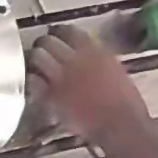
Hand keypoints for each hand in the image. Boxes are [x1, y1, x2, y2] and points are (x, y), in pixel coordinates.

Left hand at [26, 25, 153, 149]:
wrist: (120, 126)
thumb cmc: (125, 102)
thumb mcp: (115, 70)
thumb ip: (96, 58)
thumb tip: (81, 51)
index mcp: (95, 52)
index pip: (69, 31)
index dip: (59, 31)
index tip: (55, 33)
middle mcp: (75, 61)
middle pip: (48, 41)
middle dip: (43, 44)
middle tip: (42, 49)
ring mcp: (61, 78)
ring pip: (37, 57)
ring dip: (34, 59)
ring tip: (36, 64)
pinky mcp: (51, 95)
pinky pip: (33, 80)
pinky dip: (32, 79)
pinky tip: (36, 83)